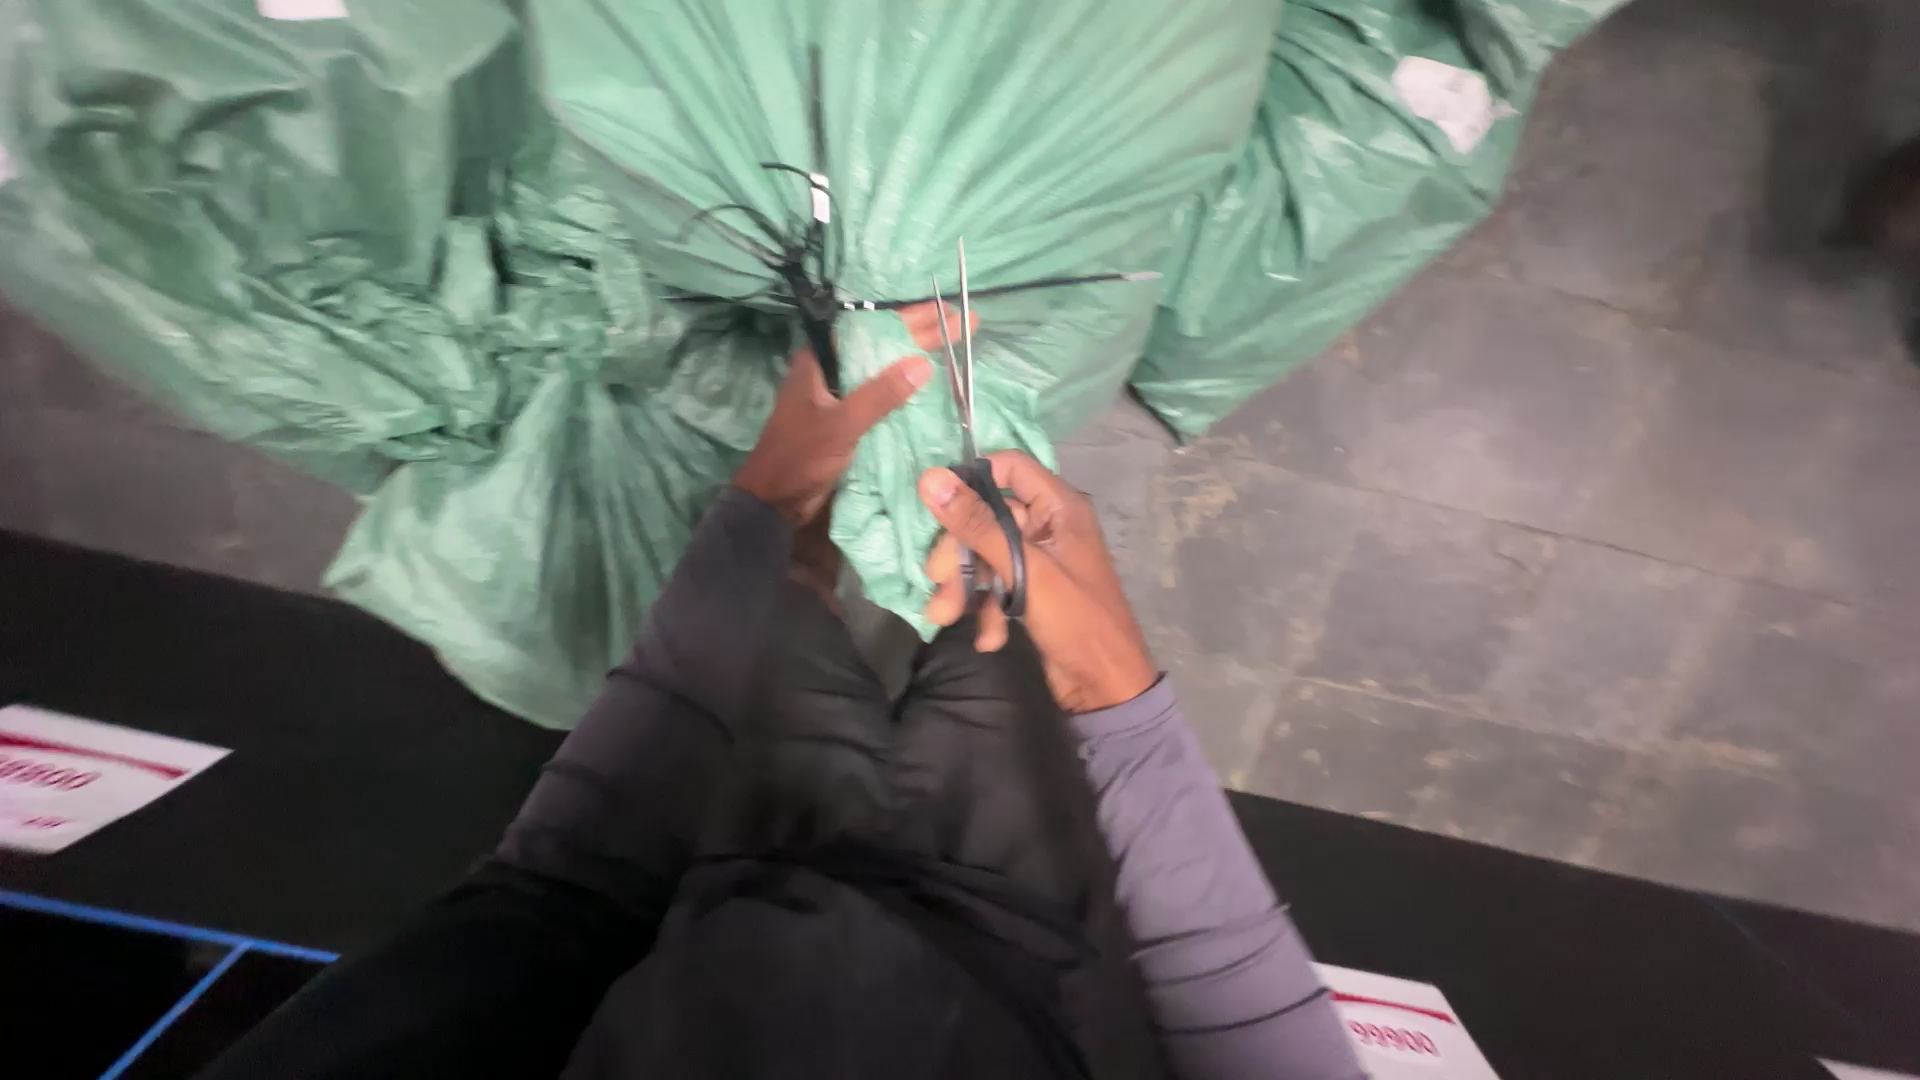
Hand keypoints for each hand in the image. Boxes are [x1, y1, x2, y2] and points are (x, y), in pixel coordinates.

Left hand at [734, 301, 969, 525]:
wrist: (775, 501)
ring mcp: (838, 396)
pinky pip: (879, 396)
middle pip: (880, 344)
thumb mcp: (842, 424)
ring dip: (914, 360)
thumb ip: (880, 394)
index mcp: (820, 361)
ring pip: (882, 370)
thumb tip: (923, 364)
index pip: (871, 327)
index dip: (910, 317)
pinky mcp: (845, 420)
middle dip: (920, 334)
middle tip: (961, 322)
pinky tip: (929, 388)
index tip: (945, 311)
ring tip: (953, 347)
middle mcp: (830, 372)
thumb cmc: (800, 457)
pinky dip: (903, 390)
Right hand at [919, 451, 1157, 712]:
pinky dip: (987, 608)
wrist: (1105, 688)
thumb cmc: (1076, 620)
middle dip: (959, 551)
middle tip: (937, 578)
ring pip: (986, 554)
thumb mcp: (1025, 570)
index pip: (1009, 467)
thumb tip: (931, 478)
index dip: (972, 481)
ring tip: (945, 616)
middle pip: (987, 517)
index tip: (937, 505)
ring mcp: (1039, 559)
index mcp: (1059, 507)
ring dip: (965, 585)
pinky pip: (996, 584)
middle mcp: (1048, 525)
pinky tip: (989, 638)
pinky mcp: (1031, 590)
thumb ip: (978, 524)